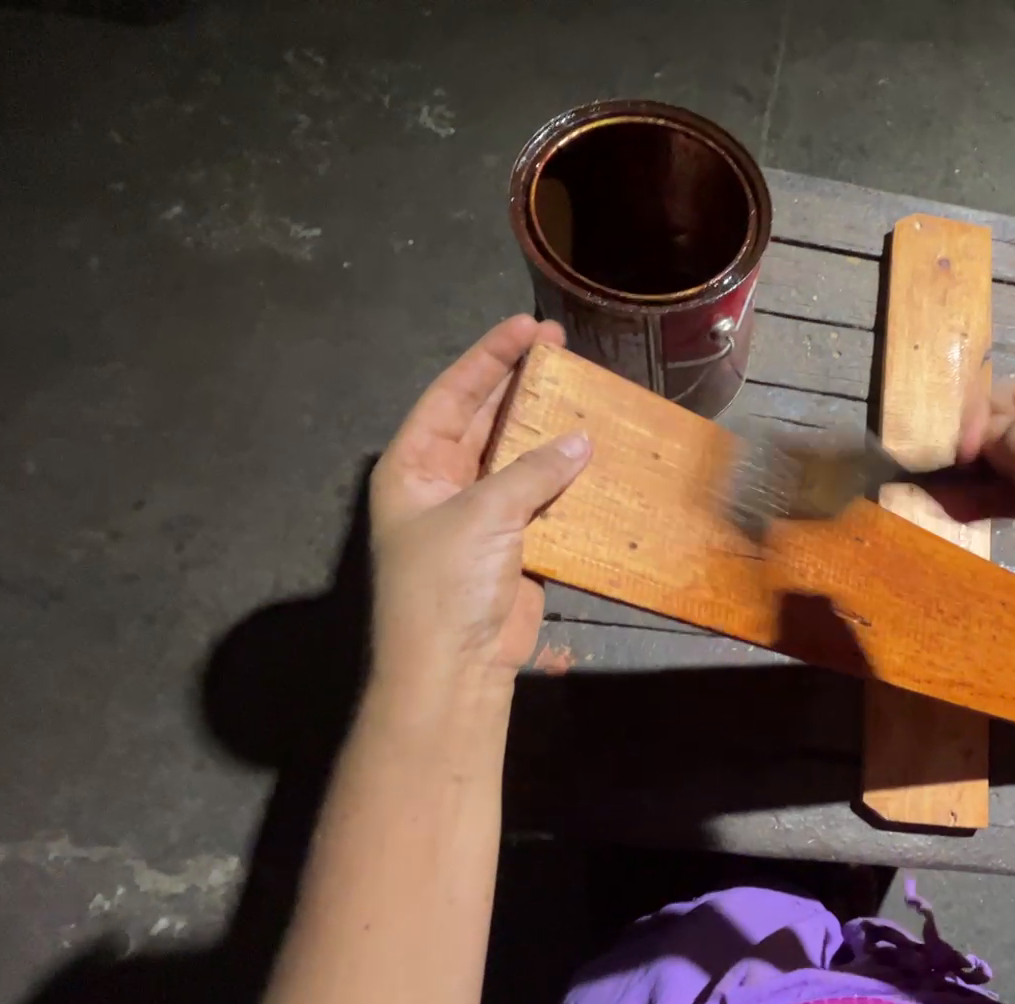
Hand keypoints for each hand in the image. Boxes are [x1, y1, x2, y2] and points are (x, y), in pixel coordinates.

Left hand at [369, 316, 590, 682]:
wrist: (457, 666)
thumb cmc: (447, 584)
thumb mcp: (481, 515)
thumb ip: (532, 472)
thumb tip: (582, 440)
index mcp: (415, 466)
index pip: (453, 396)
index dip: (489, 357)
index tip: (528, 327)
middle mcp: (446, 482)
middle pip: (487, 420)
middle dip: (523, 386)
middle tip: (564, 350)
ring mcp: (485, 514)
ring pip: (522, 459)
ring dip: (553, 434)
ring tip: (589, 398)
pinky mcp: (519, 543)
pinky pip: (547, 499)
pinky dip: (571, 481)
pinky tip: (599, 460)